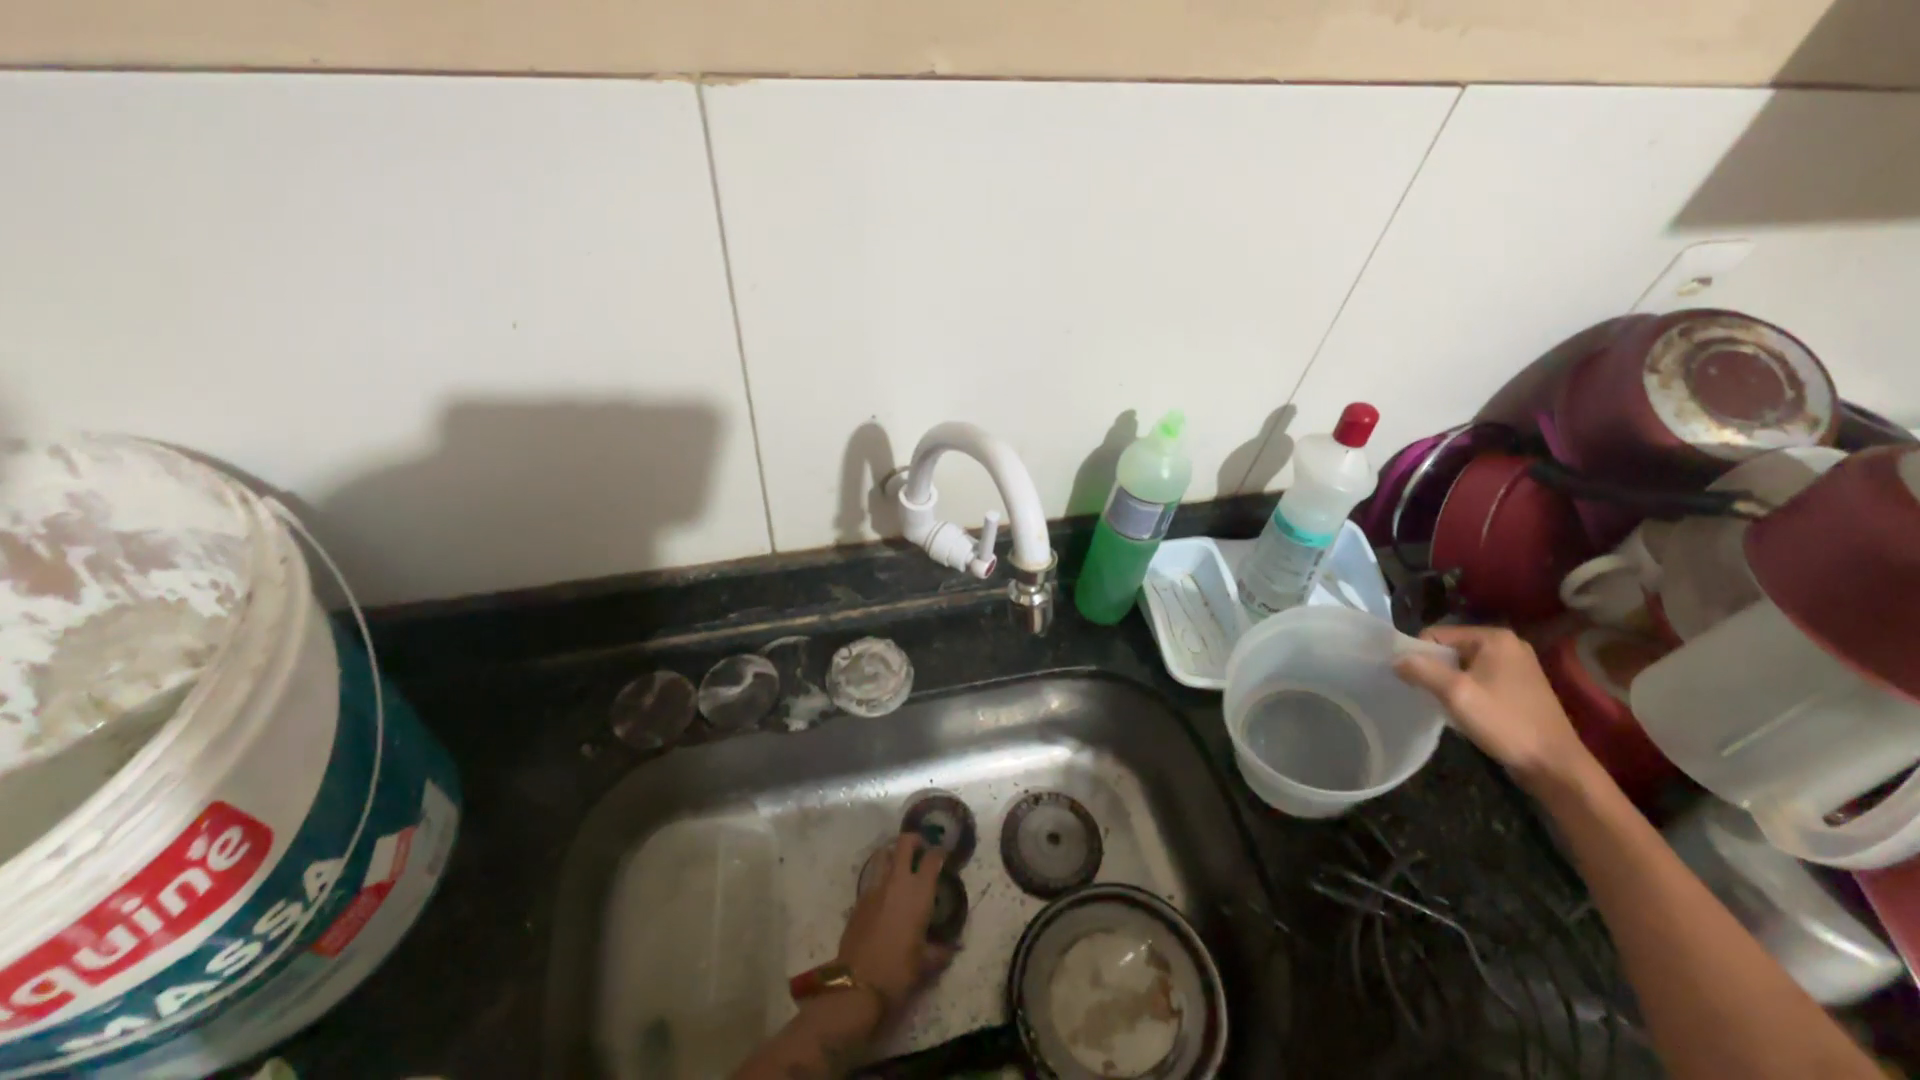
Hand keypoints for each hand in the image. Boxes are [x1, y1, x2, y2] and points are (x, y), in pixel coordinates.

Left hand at [839, 834, 956, 1016]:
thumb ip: (940, 952)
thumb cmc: (899, 970)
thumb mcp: (925, 963)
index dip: (938, 852)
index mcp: (919, 892)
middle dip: (913, 841)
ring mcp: (874, 888)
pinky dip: (880, 878)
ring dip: (892, 854)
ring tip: (900, 866)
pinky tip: (884, 895)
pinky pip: (872, 879)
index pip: (932, 858)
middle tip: (920, 849)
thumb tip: (951, 950)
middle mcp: (897, 882)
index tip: (942, 855)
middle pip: (903, 844)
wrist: (857, 982)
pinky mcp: (858, 900)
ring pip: (883, 856)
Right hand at [1393, 625, 1594, 791]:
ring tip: (1449, 707)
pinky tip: (1468, 712)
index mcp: (1494, 638)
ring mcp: (1517, 666)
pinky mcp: (1521, 686)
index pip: (1437, 634)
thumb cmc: (1505, 723)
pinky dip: (1467, 692)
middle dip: (1435, 671)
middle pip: (1451, 649)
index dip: (1419, 656)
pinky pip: (1480, 679)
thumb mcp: (1456, 694)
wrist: (1554, 764)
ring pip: (1464, 666)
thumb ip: (1422, 670)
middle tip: (1431, 697)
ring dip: (1450, 684)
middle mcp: (1508, 645)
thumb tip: (1395, 659)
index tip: (1414, 683)